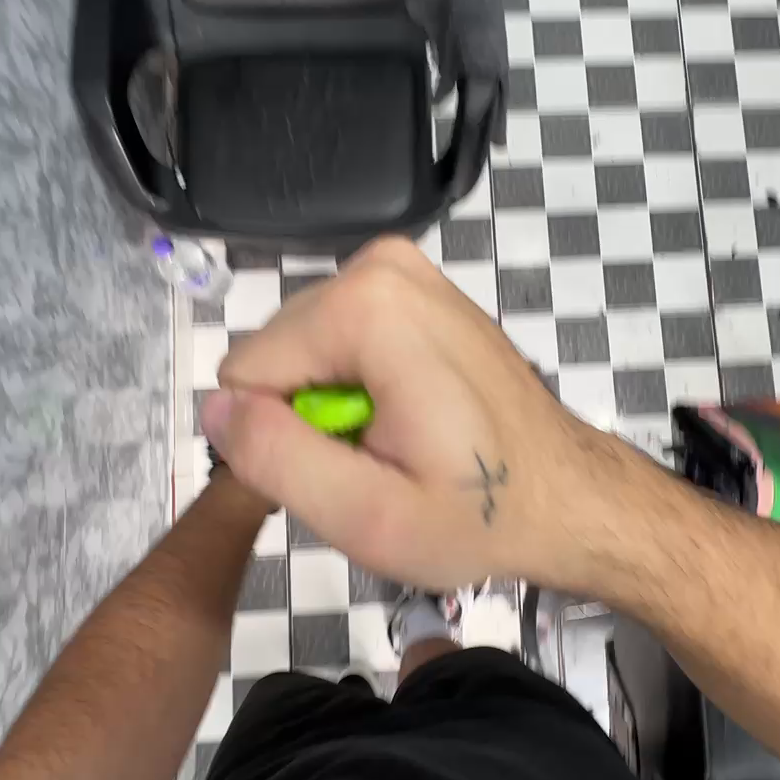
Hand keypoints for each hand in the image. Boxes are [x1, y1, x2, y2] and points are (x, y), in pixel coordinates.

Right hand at [202, 238, 667, 590]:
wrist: (565, 494)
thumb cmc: (478, 514)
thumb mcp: (368, 514)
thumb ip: (276, 458)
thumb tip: (214, 409)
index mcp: (364, 306)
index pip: (246, 374)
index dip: (281, 438)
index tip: (344, 470)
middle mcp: (379, 265)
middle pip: (277, 354)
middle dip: (309, 416)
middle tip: (376, 460)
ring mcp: (401, 269)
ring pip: (303, 348)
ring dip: (333, 403)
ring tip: (396, 440)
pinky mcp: (412, 286)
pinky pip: (338, 338)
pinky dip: (358, 382)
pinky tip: (408, 416)